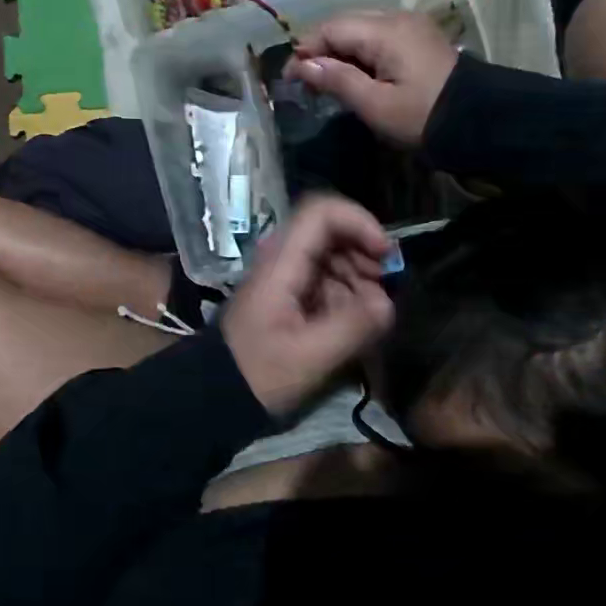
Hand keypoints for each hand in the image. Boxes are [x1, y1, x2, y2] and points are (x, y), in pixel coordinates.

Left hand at [221, 196, 394, 414]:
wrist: (219, 393)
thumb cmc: (260, 374)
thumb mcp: (310, 356)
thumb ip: (353, 327)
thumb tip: (387, 303)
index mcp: (283, 263)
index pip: (322, 212)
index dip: (360, 222)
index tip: (384, 254)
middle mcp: (284, 260)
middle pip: (333, 232)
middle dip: (365, 254)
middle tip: (385, 288)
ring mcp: (287, 277)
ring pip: (333, 256)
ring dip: (360, 277)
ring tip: (372, 312)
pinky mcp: (291, 296)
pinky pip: (327, 280)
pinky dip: (348, 294)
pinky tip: (356, 323)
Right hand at [289, 10, 459, 147]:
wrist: (480, 121)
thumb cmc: (423, 116)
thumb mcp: (376, 105)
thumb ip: (338, 81)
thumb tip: (304, 66)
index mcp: (384, 31)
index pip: (331, 28)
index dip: (305, 50)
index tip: (288, 78)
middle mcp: (396, 18)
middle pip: (345, 24)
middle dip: (320, 48)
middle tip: (304, 80)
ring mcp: (410, 27)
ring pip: (361, 29)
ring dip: (339, 51)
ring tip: (325, 79)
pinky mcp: (419, 40)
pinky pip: (379, 37)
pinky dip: (360, 52)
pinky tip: (353, 74)